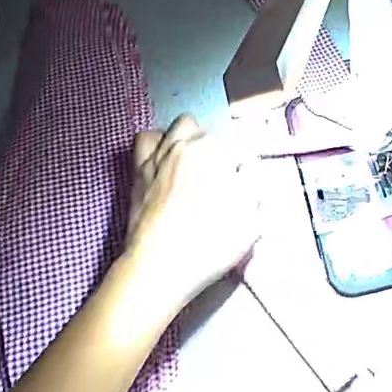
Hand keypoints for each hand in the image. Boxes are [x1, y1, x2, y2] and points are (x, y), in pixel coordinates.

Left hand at [115, 115, 259, 320]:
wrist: (161, 265)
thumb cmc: (211, 244)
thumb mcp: (251, 220)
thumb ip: (254, 186)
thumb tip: (249, 167)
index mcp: (216, 151)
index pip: (237, 146)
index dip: (240, 169)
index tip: (239, 187)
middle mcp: (186, 145)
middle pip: (205, 132)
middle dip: (214, 148)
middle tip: (217, 177)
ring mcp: (159, 155)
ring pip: (178, 127)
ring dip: (188, 138)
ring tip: (191, 162)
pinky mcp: (138, 170)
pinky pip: (145, 140)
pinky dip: (156, 143)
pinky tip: (162, 159)